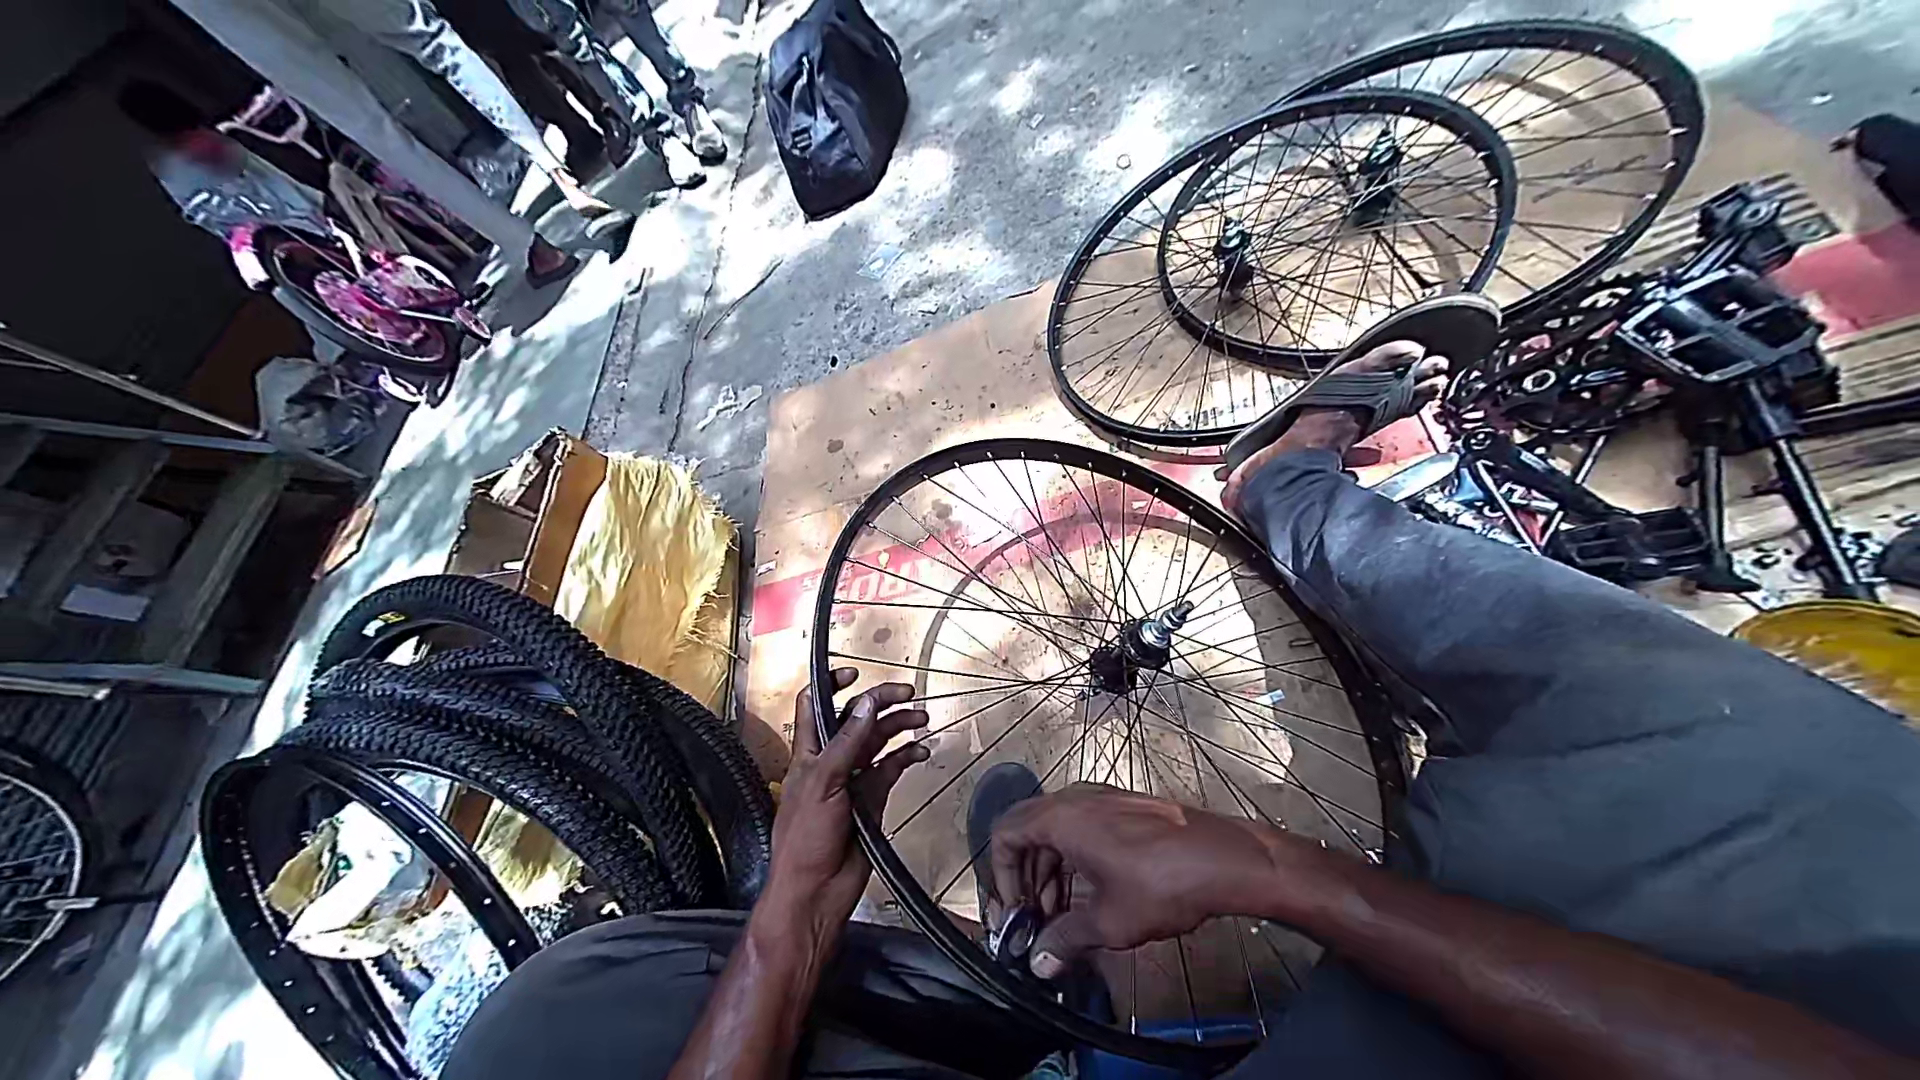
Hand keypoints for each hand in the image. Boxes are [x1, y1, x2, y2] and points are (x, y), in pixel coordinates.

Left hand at [765, 670, 928, 945]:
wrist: (815, 892)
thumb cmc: (805, 835)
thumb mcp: (823, 782)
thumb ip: (848, 742)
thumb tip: (867, 702)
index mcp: (809, 750)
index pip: (814, 705)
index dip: (830, 685)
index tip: (854, 673)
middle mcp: (832, 759)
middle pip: (857, 718)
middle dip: (880, 701)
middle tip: (907, 693)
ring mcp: (855, 778)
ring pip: (879, 740)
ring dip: (899, 726)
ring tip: (922, 718)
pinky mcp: (874, 797)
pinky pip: (893, 768)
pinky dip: (907, 756)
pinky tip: (921, 751)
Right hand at [989, 783, 1306, 977]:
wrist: (1223, 857)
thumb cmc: (1160, 883)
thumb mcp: (1108, 920)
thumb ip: (1065, 938)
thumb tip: (1040, 963)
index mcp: (1060, 817)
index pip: (1005, 833)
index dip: (1001, 874)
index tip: (1015, 910)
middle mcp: (1074, 798)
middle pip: (1027, 828)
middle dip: (1025, 874)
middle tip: (1035, 916)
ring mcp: (1099, 797)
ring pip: (1054, 828)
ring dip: (1048, 868)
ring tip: (1061, 912)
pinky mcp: (1121, 805)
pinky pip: (1079, 825)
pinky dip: (1072, 856)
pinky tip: (1088, 892)